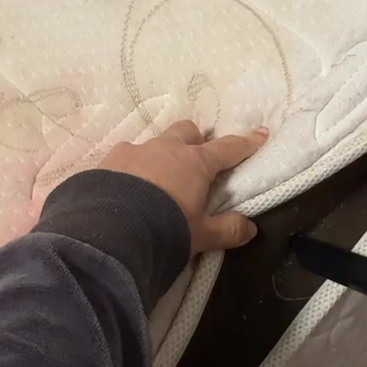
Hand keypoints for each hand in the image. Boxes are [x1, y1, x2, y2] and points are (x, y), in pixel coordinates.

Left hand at [95, 121, 267, 253]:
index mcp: (195, 163)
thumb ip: (226, 230)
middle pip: (187, 131)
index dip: (246, 143)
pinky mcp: (106, 162)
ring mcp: (134, 152)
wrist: (108, 233)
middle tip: (198, 158)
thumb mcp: (200, 235)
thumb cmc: (165, 230)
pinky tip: (125, 188)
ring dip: (160, 156)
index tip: (260, 134)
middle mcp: (166, 149)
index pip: (228, 148)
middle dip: (196, 140)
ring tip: (156, 180)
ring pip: (153, 143)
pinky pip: (124, 159)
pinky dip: (130, 169)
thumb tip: (250, 229)